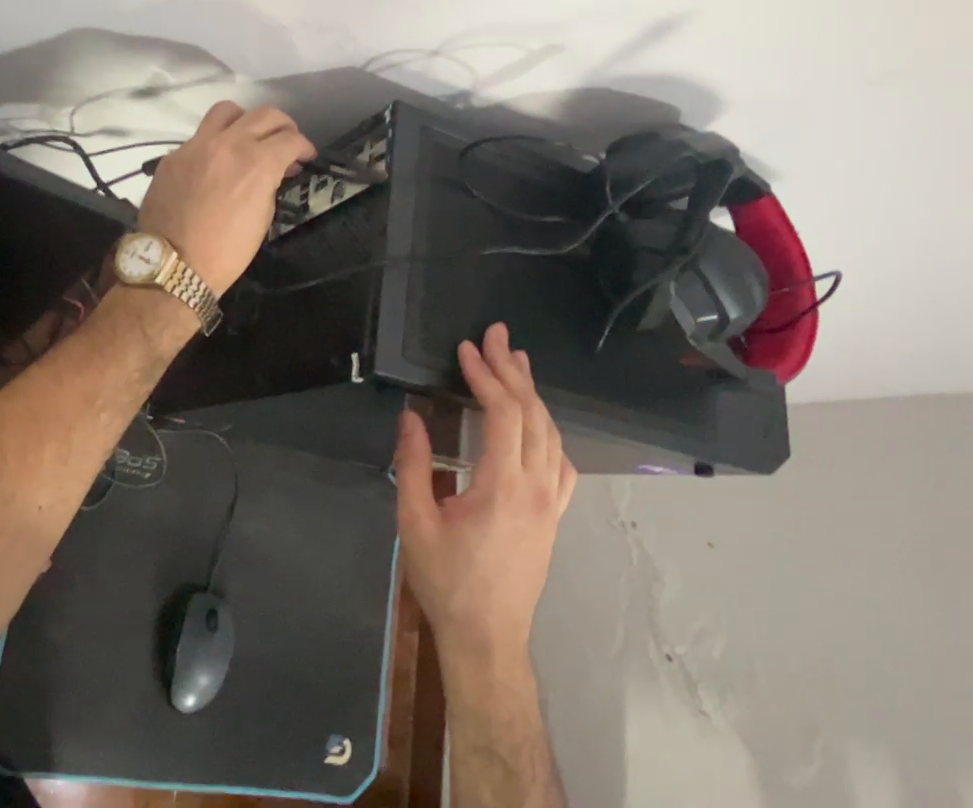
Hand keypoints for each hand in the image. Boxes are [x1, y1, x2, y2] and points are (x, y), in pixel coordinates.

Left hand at [135, 102, 315, 293]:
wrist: (173, 264)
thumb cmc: (226, 252)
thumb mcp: (262, 218)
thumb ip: (270, 185)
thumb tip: (273, 171)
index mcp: (257, 162)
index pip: (290, 139)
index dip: (304, 147)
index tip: (305, 156)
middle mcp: (228, 144)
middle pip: (264, 115)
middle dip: (282, 126)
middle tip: (285, 142)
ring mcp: (196, 146)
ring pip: (227, 111)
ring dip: (245, 120)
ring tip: (248, 138)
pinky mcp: (173, 156)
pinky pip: (199, 137)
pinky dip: (214, 144)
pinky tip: (214, 164)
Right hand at [396, 323, 575, 664]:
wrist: (486, 636)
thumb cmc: (446, 580)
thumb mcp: (415, 522)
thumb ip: (413, 466)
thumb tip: (411, 417)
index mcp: (503, 485)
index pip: (503, 413)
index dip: (486, 375)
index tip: (467, 349)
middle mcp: (536, 487)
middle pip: (532, 414)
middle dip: (512, 370)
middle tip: (495, 337)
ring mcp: (551, 503)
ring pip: (551, 434)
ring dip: (532, 395)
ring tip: (516, 364)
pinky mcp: (554, 517)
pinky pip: (561, 464)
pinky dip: (549, 432)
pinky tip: (540, 425)